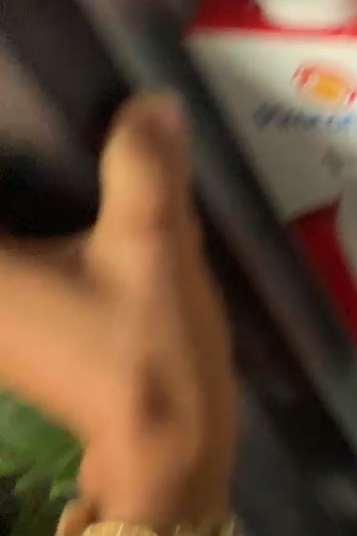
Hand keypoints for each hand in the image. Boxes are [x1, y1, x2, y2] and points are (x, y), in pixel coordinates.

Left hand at [0, 93, 234, 525]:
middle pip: (4, 202)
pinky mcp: (8, 324)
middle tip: (33, 138)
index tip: (17, 111)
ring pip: (5, 241)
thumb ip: (145, 173)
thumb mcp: (154, 250)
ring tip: (48, 176)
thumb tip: (152, 102)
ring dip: (29, 205)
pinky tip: (57, 222)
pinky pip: (13, 263)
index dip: (9, 140)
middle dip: (19, 173)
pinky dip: (28, 240)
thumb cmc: (143, 343)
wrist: (162, 433)